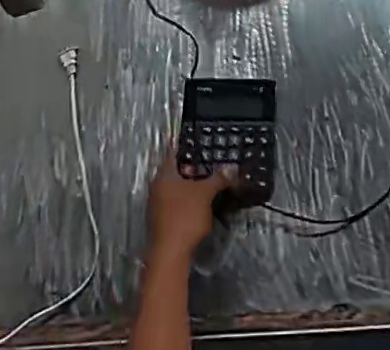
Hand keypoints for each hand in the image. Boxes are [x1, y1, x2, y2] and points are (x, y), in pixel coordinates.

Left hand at [147, 139, 236, 260]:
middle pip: (175, 169)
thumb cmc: (185, 216)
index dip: (183, 142)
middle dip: (192, 163)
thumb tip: (232, 167)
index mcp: (164, 177)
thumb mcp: (207, 193)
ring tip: (211, 175)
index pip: (172, 152)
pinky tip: (204, 196)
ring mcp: (158, 205)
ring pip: (177, 186)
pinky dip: (189, 195)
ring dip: (192, 181)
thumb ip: (219, 177)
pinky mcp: (163, 219)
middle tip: (209, 155)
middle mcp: (157, 188)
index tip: (192, 134)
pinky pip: (178, 199)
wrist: (170, 254)